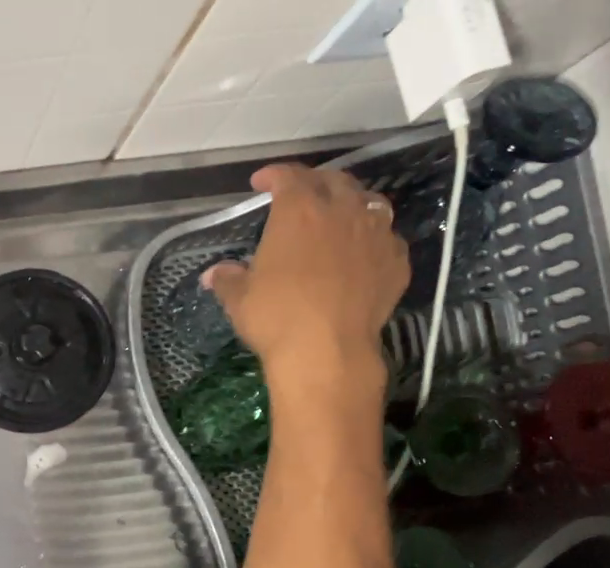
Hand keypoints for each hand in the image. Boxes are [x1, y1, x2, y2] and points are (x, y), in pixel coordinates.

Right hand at [206, 164, 409, 392]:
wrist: (327, 350)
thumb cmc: (276, 317)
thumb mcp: (239, 299)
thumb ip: (228, 279)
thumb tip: (213, 274)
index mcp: (300, 212)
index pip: (288, 177)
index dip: (273, 175)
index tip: (260, 181)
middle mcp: (343, 211)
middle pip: (334, 181)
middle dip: (315, 182)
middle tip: (301, 194)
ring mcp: (376, 233)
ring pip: (368, 202)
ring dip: (350, 203)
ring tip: (338, 216)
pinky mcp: (396, 260)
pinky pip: (385, 238)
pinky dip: (370, 238)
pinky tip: (360, 252)